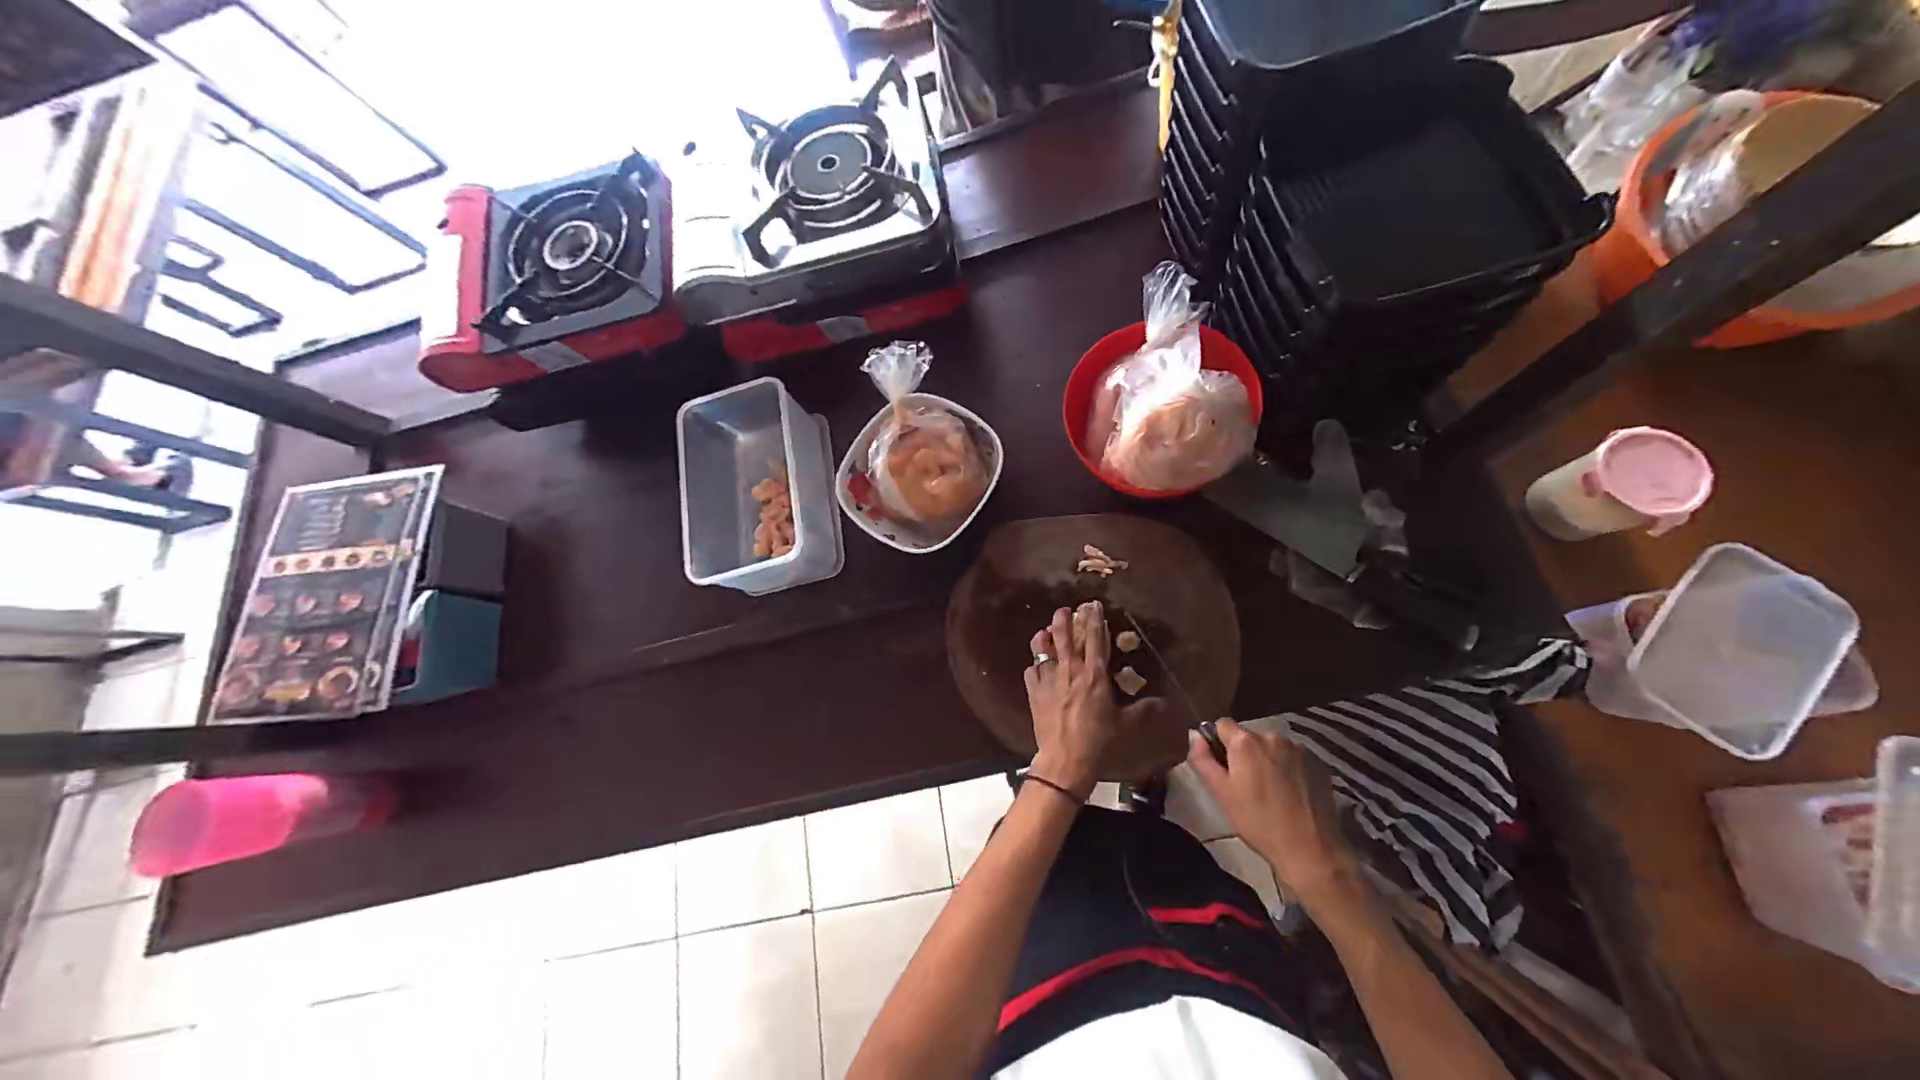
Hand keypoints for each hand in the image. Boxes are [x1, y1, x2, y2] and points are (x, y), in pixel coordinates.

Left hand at [1023, 601, 1133, 797]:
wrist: (1065, 758)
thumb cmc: (1098, 740)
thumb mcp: (1125, 724)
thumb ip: (1143, 710)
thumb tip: (1163, 703)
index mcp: (1094, 675)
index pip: (1095, 639)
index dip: (1094, 619)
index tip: (1093, 605)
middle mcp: (1070, 671)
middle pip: (1063, 636)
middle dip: (1063, 619)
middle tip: (1064, 610)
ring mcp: (1049, 680)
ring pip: (1041, 648)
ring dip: (1043, 637)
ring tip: (1045, 632)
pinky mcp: (1034, 692)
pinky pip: (1031, 671)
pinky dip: (1034, 665)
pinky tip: (1036, 666)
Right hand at [1185, 719, 1359, 906]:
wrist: (1311, 848)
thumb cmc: (1258, 821)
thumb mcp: (1221, 793)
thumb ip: (1202, 759)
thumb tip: (1194, 735)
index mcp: (1245, 742)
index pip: (1222, 724)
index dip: (1218, 743)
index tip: (1223, 768)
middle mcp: (1272, 736)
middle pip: (1248, 737)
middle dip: (1244, 754)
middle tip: (1245, 786)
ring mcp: (1299, 749)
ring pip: (1271, 747)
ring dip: (1267, 760)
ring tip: (1271, 791)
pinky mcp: (1318, 763)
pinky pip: (1293, 758)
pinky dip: (1288, 769)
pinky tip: (1290, 794)